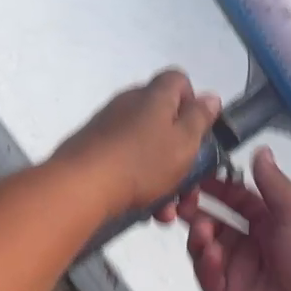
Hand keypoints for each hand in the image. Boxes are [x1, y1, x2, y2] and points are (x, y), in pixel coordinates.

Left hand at [52, 70, 221, 221]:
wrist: (80, 186)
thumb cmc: (141, 162)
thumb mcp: (184, 142)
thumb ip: (200, 118)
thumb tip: (210, 96)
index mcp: (154, 95)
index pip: (178, 81)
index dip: (192, 103)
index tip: (197, 132)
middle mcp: (128, 102)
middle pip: (163, 120)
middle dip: (180, 155)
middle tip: (187, 186)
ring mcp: (107, 125)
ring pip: (146, 147)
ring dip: (161, 177)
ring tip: (166, 209)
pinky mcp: (91, 148)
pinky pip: (124, 161)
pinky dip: (137, 182)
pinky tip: (143, 209)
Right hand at [174, 147, 290, 290]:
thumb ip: (274, 185)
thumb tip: (260, 150)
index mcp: (275, 224)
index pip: (238, 199)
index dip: (218, 187)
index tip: (196, 176)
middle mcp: (255, 246)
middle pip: (216, 222)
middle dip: (197, 210)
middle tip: (182, 202)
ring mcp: (241, 274)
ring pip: (207, 248)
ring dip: (200, 237)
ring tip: (204, 233)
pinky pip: (209, 279)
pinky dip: (206, 266)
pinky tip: (213, 258)